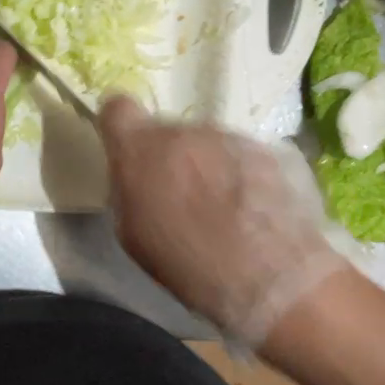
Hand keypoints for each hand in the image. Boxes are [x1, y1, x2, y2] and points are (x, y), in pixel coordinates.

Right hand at [99, 98, 347, 347]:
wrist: (267, 275)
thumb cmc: (185, 264)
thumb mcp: (132, 235)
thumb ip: (128, 191)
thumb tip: (134, 178)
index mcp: (140, 150)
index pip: (118, 108)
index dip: (119, 128)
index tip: (125, 151)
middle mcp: (183, 130)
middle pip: (166, 131)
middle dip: (167, 158)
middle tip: (177, 198)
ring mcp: (228, 136)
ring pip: (204, 143)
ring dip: (205, 167)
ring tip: (218, 210)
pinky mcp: (266, 149)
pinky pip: (238, 156)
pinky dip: (237, 176)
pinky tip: (246, 211)